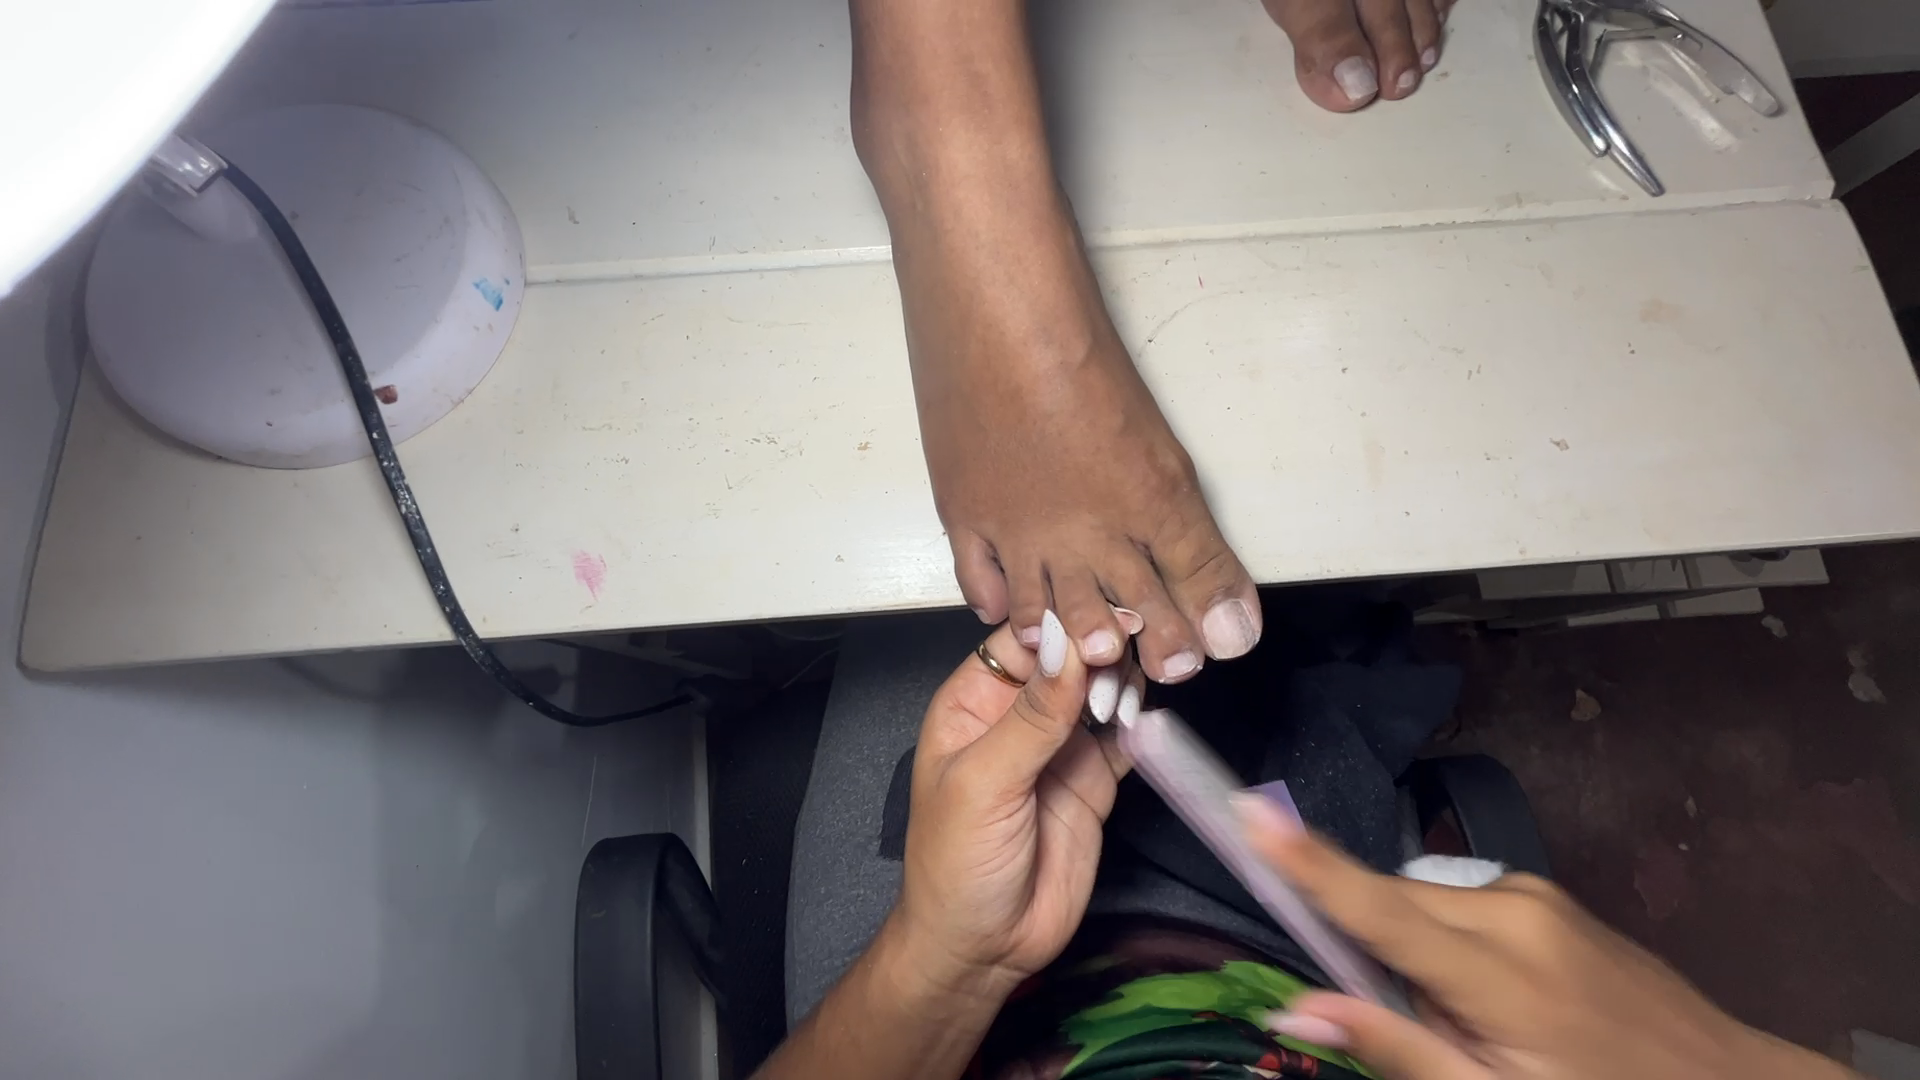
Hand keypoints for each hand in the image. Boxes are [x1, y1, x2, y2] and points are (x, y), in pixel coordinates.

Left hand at [887, 613, 1140, 1002]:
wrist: (986, 948)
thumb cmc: (957, 861)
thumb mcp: (985, 782)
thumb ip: (1031, 716)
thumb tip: (1066, 641)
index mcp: (976, 700)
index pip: (1022, 638)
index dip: (1061, 625)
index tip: (1103, 618)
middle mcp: (1021, 711)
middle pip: (1069, 658)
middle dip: (1099, 650)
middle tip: (1127, 655)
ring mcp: (1062, 743)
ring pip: (1102, 689)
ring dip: (1124, 682)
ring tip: (1132, 694)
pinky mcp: (1096, 776)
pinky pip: (1125, 734)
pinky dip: (1142, 722)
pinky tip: (1149, 718)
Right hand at [1237, 801, 1856, 1079]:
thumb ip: (1396, 1052)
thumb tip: (1293, 1009)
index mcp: (1502, 980)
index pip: (1377, 910)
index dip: (1307, 861)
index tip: (1248, 810)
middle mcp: (1508, 911)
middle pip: (1386, 900)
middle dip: (1369, 941)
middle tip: (1412, 1017)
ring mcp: (1529, 892)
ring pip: (1416, 899)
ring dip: (1409, 944)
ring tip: (1465, 1014)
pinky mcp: (1539, 887)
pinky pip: (1454, 900)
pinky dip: (1444, 936)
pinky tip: (1492, 987)